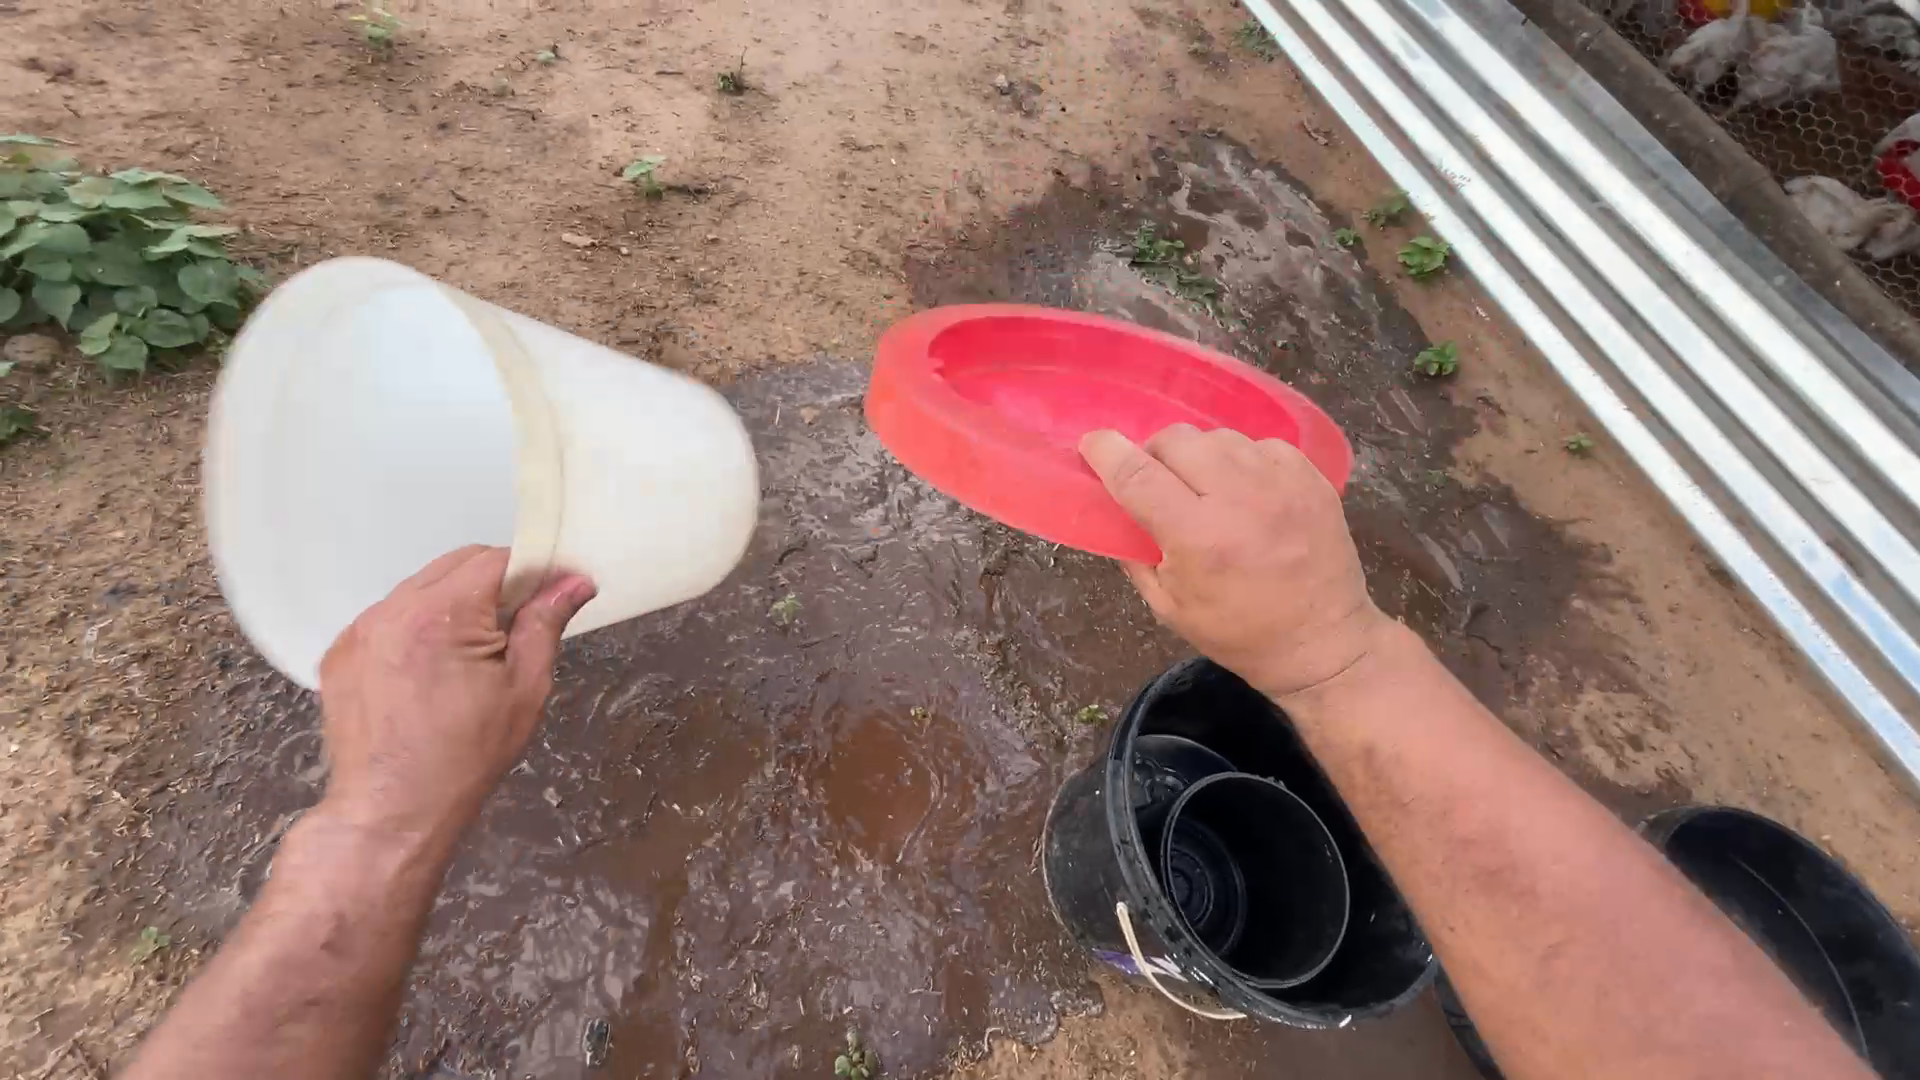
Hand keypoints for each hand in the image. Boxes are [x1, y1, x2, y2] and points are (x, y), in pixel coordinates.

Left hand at [315, 546, 595, 847]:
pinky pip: (393, 613)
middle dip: (498, 579)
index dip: (534, 568)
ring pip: (424, 585)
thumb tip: (575, 583)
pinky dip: (424, 620)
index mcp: (441, 618)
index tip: (557, 589)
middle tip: (524, 618)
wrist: (394, 807)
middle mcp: (391, 612)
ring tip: (480, 644)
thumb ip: (546, 622)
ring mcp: (360, 631)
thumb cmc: (468, 752)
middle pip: (458, 563)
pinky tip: (440, 660)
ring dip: (461, 598)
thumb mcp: (526, 685)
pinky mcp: (342, 651)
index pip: (496, 560)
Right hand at [1080, 425, 1389, 700]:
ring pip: (1218, 436)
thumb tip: (1115, 514)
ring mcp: (1281, 483)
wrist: (1323, 643)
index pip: (1137, 474)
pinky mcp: (1311, 477)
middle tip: (1155, 480)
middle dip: (1153, 453)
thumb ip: (1134, 556)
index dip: (1106, 452)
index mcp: (1198, 536)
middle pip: (1176, 439)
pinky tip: (1243, 488)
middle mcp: (1239, 498)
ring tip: (1202, 485)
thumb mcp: (1168, 608)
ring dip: (1196, 455)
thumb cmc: (1237, 633)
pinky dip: (1240, 459)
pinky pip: (1259, 444)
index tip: (1092, 444)